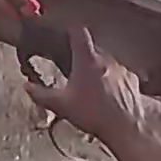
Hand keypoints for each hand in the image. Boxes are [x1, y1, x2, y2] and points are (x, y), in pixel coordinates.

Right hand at [24, 25, 147, 148]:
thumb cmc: (94, 114)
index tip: (66, 35)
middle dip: (83, 57)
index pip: (79, 33)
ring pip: (107, 62)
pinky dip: (113, 81)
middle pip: (92, 49)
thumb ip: (41, 94)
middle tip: (74, 70)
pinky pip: (120, 75)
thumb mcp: (61, 105)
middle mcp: (106, 60)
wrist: (125, 129)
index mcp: (87, 60)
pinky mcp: (132, 81)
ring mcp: (122, 69)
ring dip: (99, 70)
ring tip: (92, 87)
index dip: (71, 31)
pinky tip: (108, 95)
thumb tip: (28, 87)